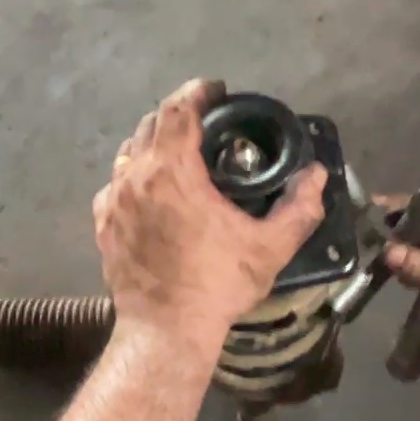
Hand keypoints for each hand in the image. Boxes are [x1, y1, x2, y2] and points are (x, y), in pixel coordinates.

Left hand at [94, 80, 328, 351]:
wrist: (167, 330)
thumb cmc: (218, 285)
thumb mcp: (270, 247)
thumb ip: (299, 208)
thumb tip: (316, 177)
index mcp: (173, 172)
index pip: (179, 110)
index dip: (197, 92)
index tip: (216, 91)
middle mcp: (135, 177)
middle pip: (150, 123)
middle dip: (177, 114)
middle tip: (204, 121)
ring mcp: (113, 201)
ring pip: (128, 152)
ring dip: (153, 142)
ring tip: (178, 152)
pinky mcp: (103, 224)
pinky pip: (115, 184)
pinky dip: (134, 176)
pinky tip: (151, 191)